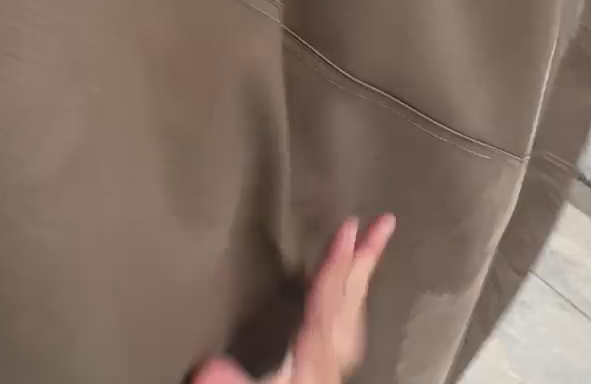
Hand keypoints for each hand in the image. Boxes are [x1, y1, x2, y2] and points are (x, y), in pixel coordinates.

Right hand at [195, 215, 397, 383]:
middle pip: (350, 309)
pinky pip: (342, 338)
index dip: (336, 267)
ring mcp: (326, 379)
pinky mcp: (319, 383)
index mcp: (310, 370)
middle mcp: (326, 370)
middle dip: (365, 264)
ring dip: (360, 283)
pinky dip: (348, 311)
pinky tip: (345, 309)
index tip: (350, 229)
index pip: (325, 309)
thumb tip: (204, 367)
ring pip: (351, 323)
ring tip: (371, 251)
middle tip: (386, 223)